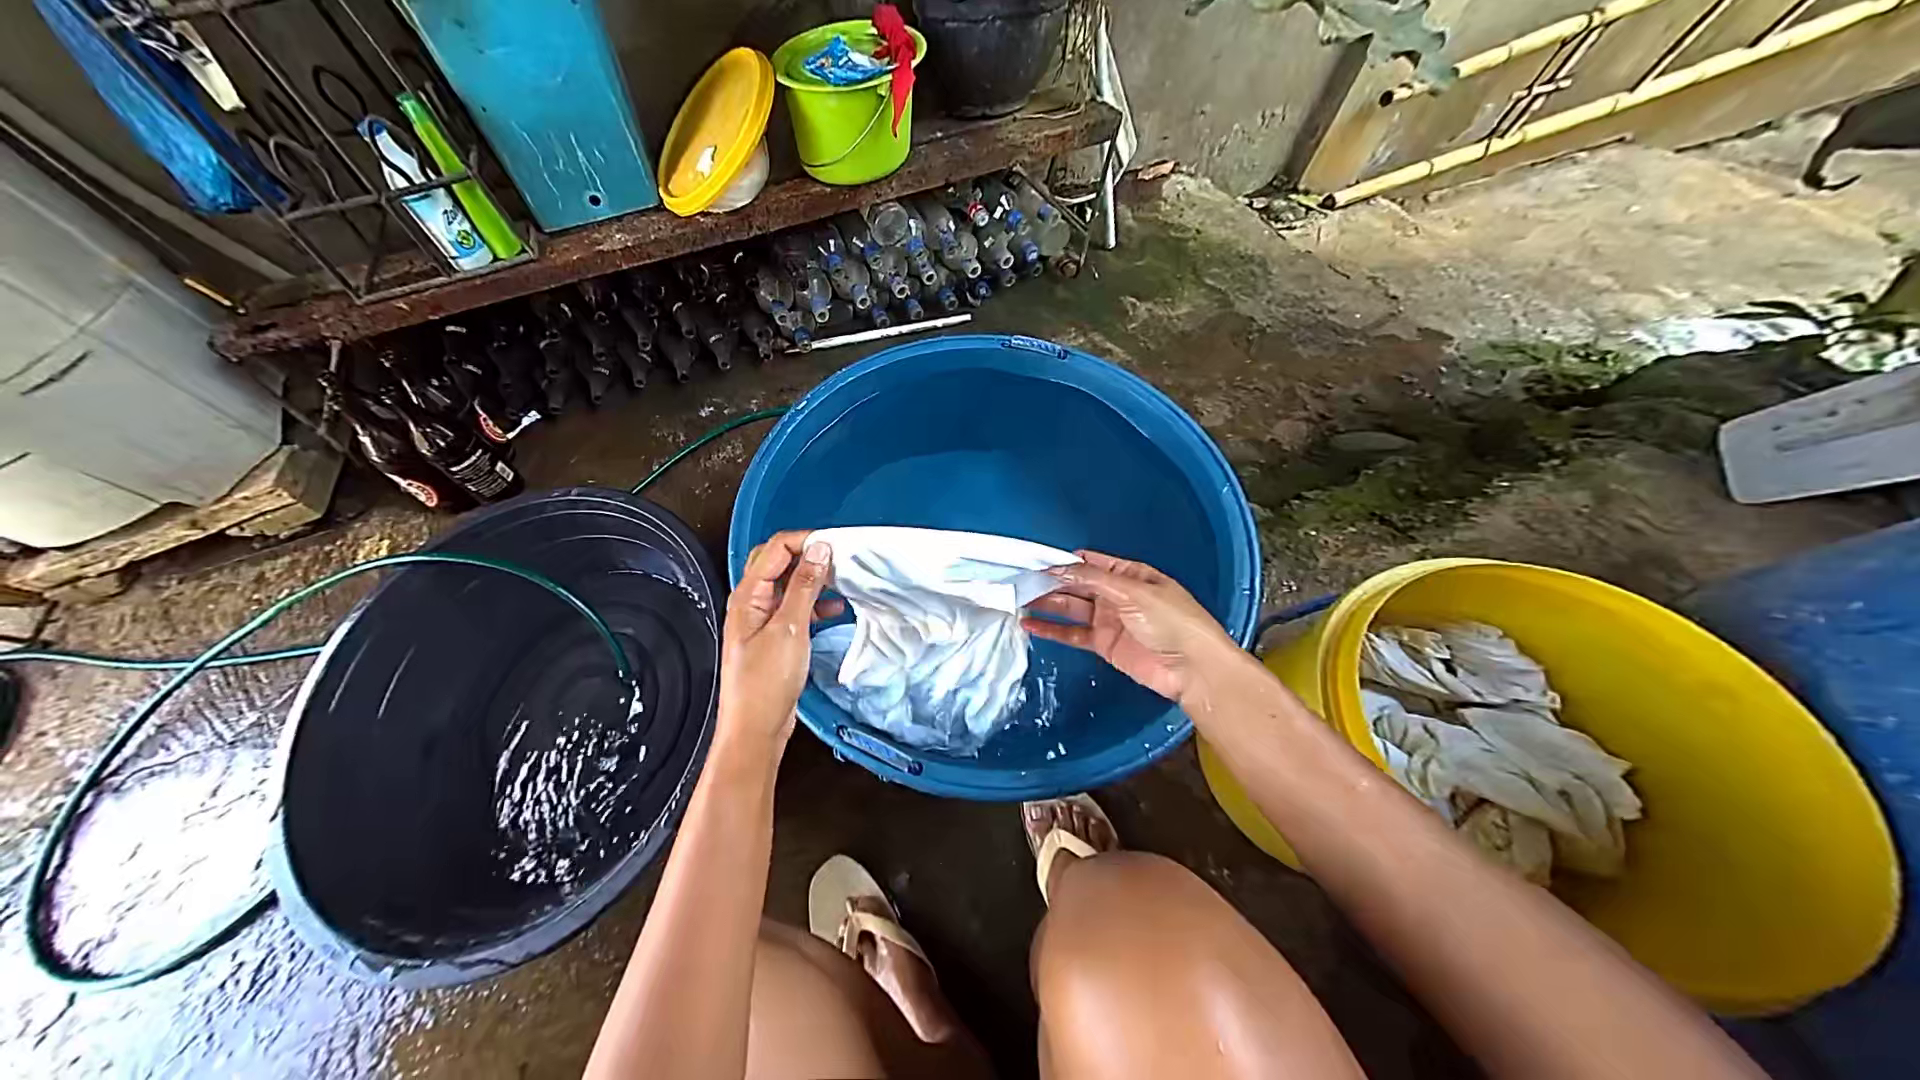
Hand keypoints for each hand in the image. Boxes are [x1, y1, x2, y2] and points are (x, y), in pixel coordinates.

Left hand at [717, 531, 839, 755]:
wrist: (756, 729)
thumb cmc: (765, 684)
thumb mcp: (791, 629)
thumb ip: (805, 586)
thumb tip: (819, 550)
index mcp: (748, 596)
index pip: (775, 549)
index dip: (805, 541)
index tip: (835, 546)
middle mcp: (752, 603)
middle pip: (778, 562)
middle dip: (808, 556)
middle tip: (838, 559)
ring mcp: (762, 620)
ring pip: (789, 585)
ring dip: (814, 579)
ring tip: (841, 582)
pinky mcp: (775, 637)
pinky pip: (796, 607)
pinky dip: (815, 603)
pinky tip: (835, 609)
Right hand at [1022, 550, 1241, 704]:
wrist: (1193, 669)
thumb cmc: (1176, 624)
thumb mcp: (1133, 592)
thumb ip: (1093, 579)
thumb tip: (1060, 568)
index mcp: (1130, 575)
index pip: (1090, 563)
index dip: (1064, 562)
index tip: (1037, 562)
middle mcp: (1117, 595)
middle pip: (1077, 585)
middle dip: (1050, 583)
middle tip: (1021, 582)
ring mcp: (1110, 620)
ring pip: (1071, 608)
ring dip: (1047, 605)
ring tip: (1019, 602)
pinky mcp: (1104, 644)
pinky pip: (1072, 634)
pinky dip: (1052, 630)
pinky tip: (1033, 626)